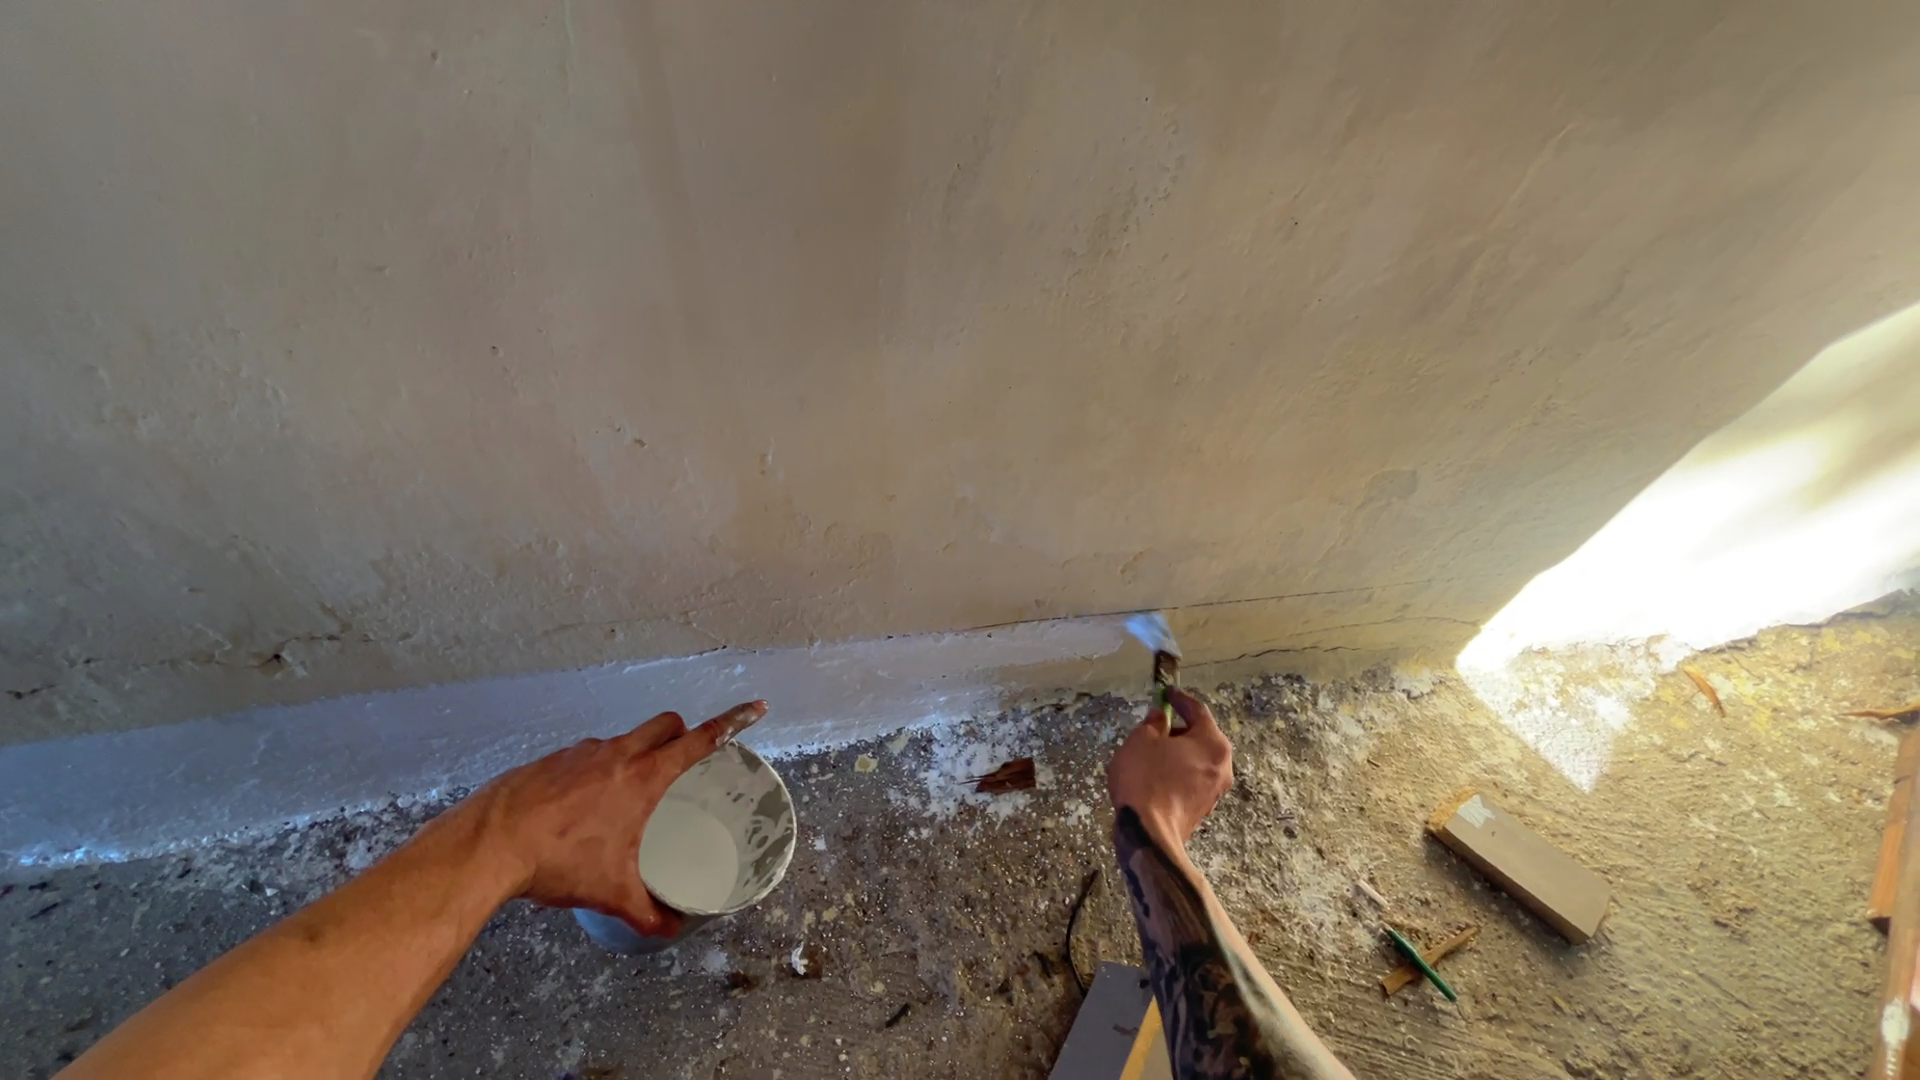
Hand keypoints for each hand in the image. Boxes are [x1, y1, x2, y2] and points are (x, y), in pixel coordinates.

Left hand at [468, 701, 767, 938]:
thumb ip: (647, 911)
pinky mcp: (551, 760)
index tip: (754, 708)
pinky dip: (594, 770)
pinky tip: (577, 806)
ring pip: (624, 738)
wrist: (487, 845)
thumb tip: (671, 929)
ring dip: (635, 753)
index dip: (733, 722)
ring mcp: (582, 752)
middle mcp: (619, 753)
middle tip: (683, 761)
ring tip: (624, 794)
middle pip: (666, 724)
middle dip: (682, 733)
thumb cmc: (559, 860)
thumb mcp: (610, 891)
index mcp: (645, 776)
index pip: (701, 740)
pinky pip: (586, 754)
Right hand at [1107, 687, 1232, 850]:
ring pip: (1196, 760)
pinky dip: (1178, 771)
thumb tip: (1161, 717)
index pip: (1198, 711)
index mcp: (1213, 743)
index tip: (1167, 692)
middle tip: (1156, 725)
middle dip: (1179, 729)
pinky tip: (1156, 775)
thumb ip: (1154, 723)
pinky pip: (1192, 779)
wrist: (1149, 834)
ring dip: (1178, 752)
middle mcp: (1222, 765)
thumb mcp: (1142, 740)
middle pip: (1201, 736)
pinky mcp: (1204, 809)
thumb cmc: (1146, 778)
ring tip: (1152, 751)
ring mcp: (1216, 790)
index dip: (1179, 699)